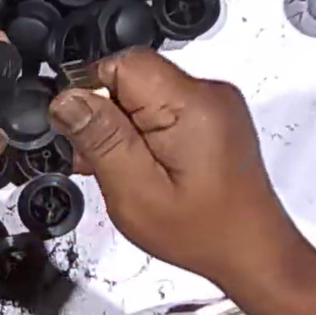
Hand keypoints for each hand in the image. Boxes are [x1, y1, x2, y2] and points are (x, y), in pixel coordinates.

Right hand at [46, 48, 306, 291]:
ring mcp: (211, 105)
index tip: (84, 135)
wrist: (249, 252)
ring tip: (125, 172)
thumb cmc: (202, 231)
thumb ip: (100, 139)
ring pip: (140, 96)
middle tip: (105, 163)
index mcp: (190, 105)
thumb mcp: (134, 192)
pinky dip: (140, 137)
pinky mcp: (210, 118)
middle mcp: (207, 94)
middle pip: (129, 78)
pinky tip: (143, 169)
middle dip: (104, 118)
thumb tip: (66, 100)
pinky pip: (159, 111)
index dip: (90, 95)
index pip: (121, 63)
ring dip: (120, 131)